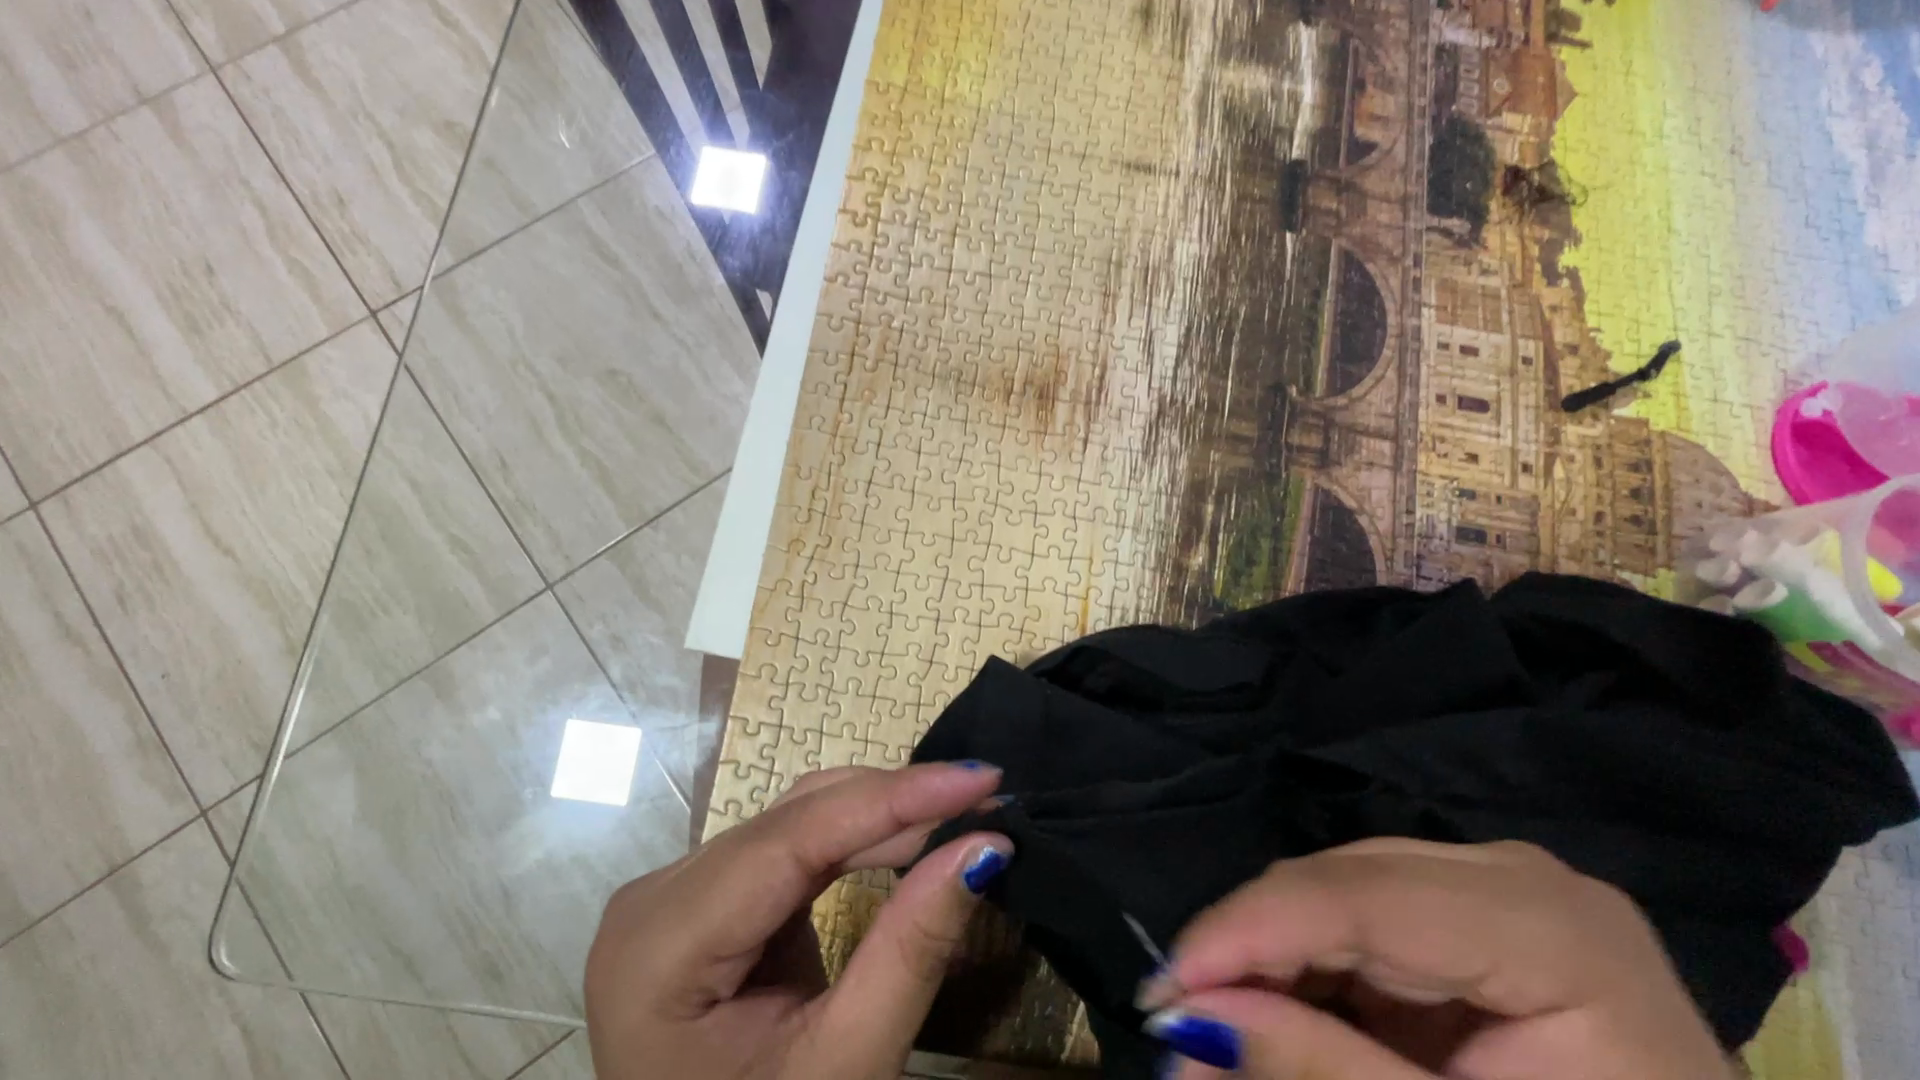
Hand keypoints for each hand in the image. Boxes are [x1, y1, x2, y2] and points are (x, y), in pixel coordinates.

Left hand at [583, 762, 1010, 1079]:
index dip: (892, 798)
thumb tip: (985, 846)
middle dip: (894, 806)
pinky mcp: (708, 903)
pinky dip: (854, 844)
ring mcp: (677, 896)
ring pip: (793, 825)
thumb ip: (910, 950)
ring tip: (960, 812)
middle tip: (986, 798)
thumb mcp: (844, 1062)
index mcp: (662, 944)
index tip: (981, 778)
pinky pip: (788, 851)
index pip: (790, 839)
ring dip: (880, 817)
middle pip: (790, 823)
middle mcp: (656, 898)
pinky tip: (907, 837)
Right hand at [1139, 839, 1738, 1079]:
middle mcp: (1523, 880)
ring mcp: (1503, 891)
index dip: (1248, 932)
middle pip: (1344, 883)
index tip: (1161, 990)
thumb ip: (1318, 1070)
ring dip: (1275, 955)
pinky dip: (1315, 963)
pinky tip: (1288, 1008)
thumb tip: (1179, 1024)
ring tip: (1227, 1021)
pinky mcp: (1480, 917)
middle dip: (1252, 947)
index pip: (1361, 896)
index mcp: (1552, 931)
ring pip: (1341, 892)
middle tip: (1180, 1020)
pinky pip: (1366, 917)